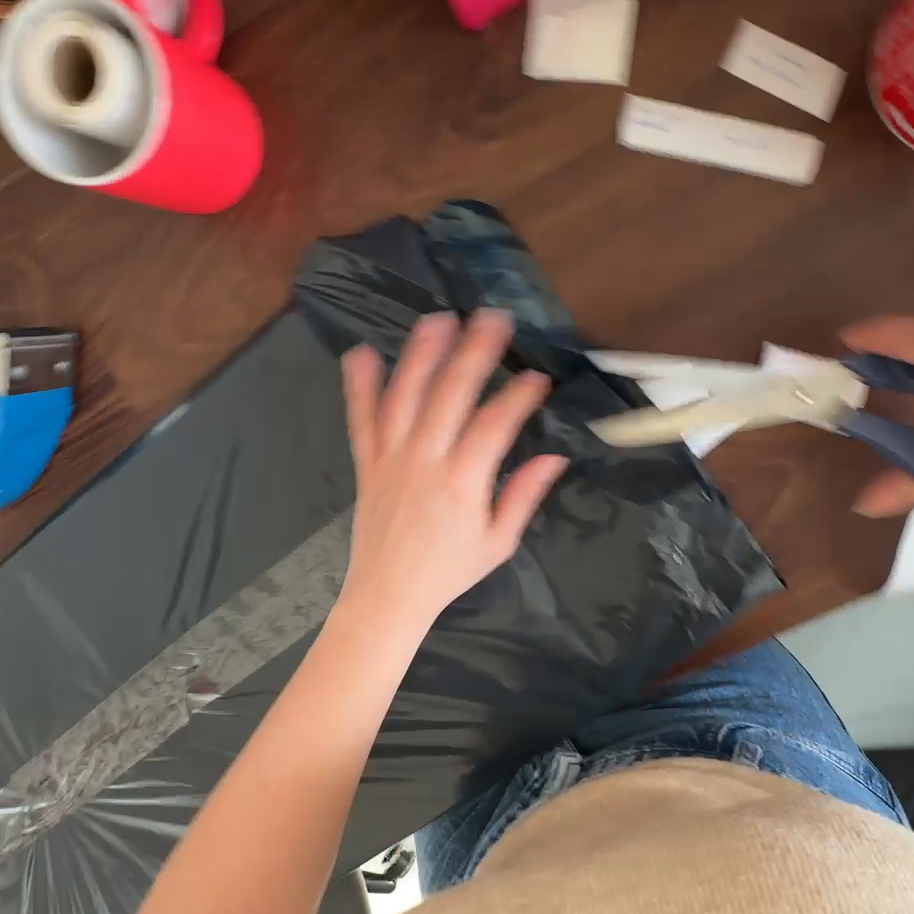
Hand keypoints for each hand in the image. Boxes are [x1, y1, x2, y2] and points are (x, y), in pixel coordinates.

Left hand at [337, 310, 568, 630]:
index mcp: (462, 483)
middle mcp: (424, 462)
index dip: (519, 397)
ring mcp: (390, 458)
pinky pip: (361, 419)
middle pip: (450, 395)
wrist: (388, 595)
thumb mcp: (498, 542)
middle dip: (474, 353)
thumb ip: (523, 495)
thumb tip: (554, 457)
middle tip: (494, 318)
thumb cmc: (448, 571)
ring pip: (404, 397)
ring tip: (439, 319)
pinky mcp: (367, 463)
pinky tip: (361, 352)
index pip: (495, 425)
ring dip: (422, 355)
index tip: (539, 377)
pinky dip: (360, 386)